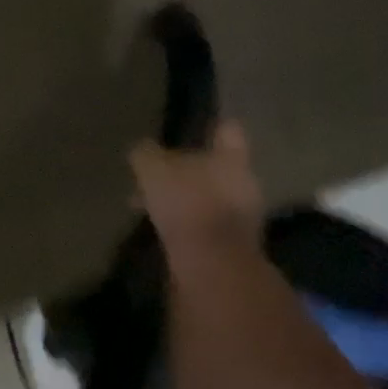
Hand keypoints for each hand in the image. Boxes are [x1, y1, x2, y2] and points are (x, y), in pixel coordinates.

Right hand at [129, 120, 263, 257]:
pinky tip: (162, 226)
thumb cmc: (186, 202)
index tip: (200, 126)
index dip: (214, 126)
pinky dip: (187, 221)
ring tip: (150, 205)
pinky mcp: (234, 241)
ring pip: (208, 195)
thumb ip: (145, 153)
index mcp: (230, 158)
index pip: (229, 131)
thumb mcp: (152, 168)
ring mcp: (243, 214)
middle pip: (215, 166)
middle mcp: (244, 182)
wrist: (213, 262)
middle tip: (157, 174)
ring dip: (184, 198)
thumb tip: (143, 149)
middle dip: (187, 170)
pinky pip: (207, 221)